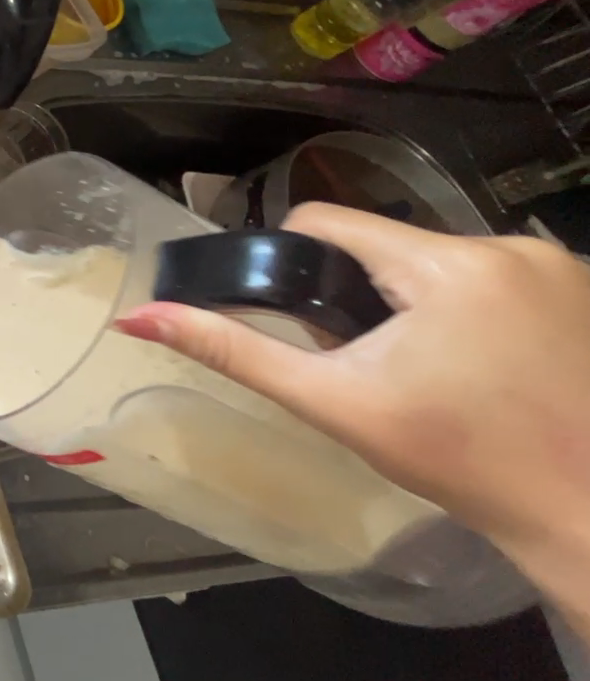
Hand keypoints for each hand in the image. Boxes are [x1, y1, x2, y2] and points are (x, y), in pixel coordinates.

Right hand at [113, 203, 589, 632]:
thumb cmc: (457, 458)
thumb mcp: (329, 400)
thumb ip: (228, 349)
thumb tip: (135, 318)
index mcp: (449, 263)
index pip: (322, 222)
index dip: (287, 262)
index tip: (299, 319)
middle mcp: (514, 245)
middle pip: (376, 242)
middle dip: (349, 289)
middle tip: (359, 355)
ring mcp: (560, 267)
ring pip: (426, 257)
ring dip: (401, 296)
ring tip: (415, 362)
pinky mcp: (584, 291)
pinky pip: (481, 274)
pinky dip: (455, 305)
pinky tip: (468, 360)